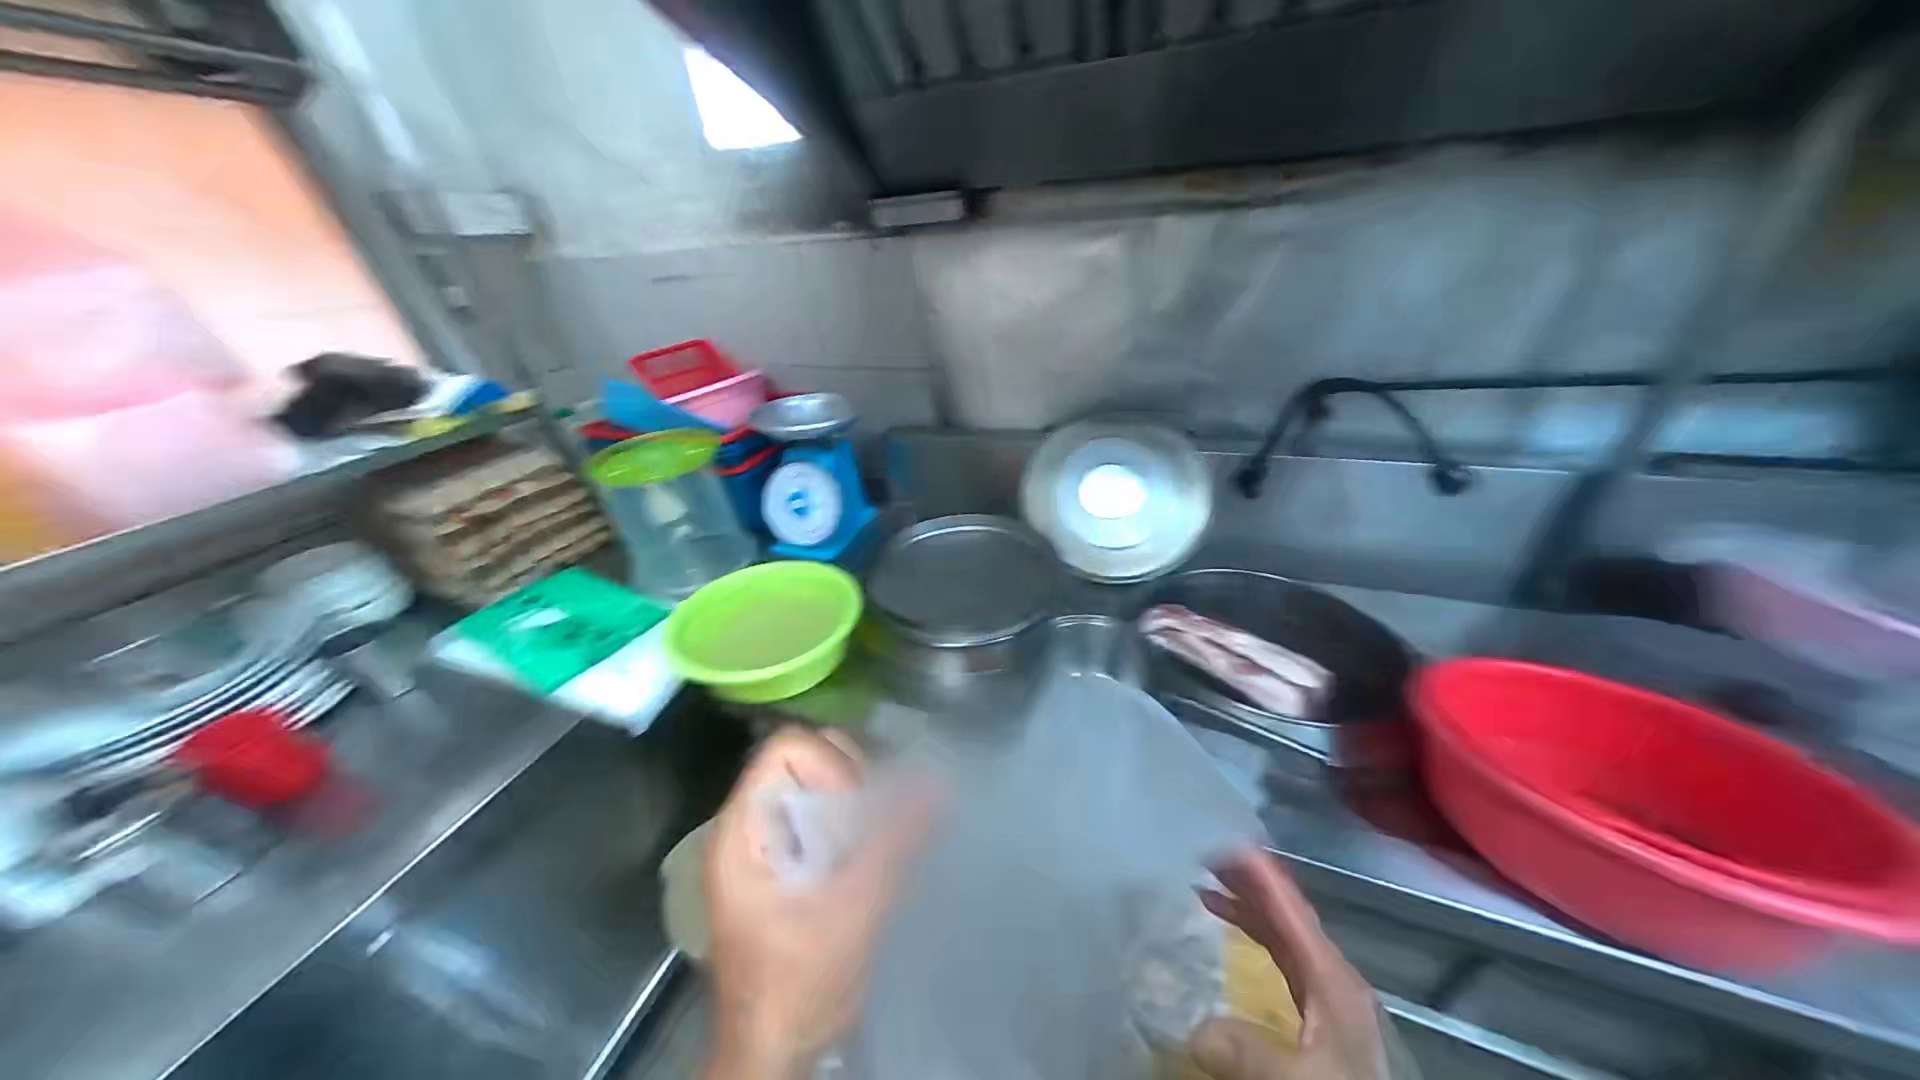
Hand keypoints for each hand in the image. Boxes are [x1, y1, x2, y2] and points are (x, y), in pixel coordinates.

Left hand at [701, 729, 931, 1079]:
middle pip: (805, 758)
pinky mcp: (789, 863)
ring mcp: (769, 844)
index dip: (830, 764)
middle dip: (853, 777)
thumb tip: (938, 784)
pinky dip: (857, 822)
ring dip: (861, 800)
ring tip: (885, 832)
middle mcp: (751, 825)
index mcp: (744, 829)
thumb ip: (895, 843)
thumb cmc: (799, 987)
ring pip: (820, 785)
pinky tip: (880, 850)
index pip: (786, 748)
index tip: (862, 806)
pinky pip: (826, 816)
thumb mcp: (853, 912)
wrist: (773, 1055)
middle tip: (882, 816)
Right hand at [1194, 849, 1391, 1079]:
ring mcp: (1327, 993)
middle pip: (1286, 914)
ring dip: (1247, 905)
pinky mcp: (1318, 1014)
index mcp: (1334, 977)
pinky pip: (1280, 956)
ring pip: (1282, 933)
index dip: (1259, 872)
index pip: (1292, 909)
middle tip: (1202, 855)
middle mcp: (1332, 975)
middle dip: (1246, 881)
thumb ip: (1254, 1054)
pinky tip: (1233, 936)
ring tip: (1207, 886)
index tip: (1224, 840)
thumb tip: (1195, 1031)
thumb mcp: (1303, 1079)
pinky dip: (1253, 934)